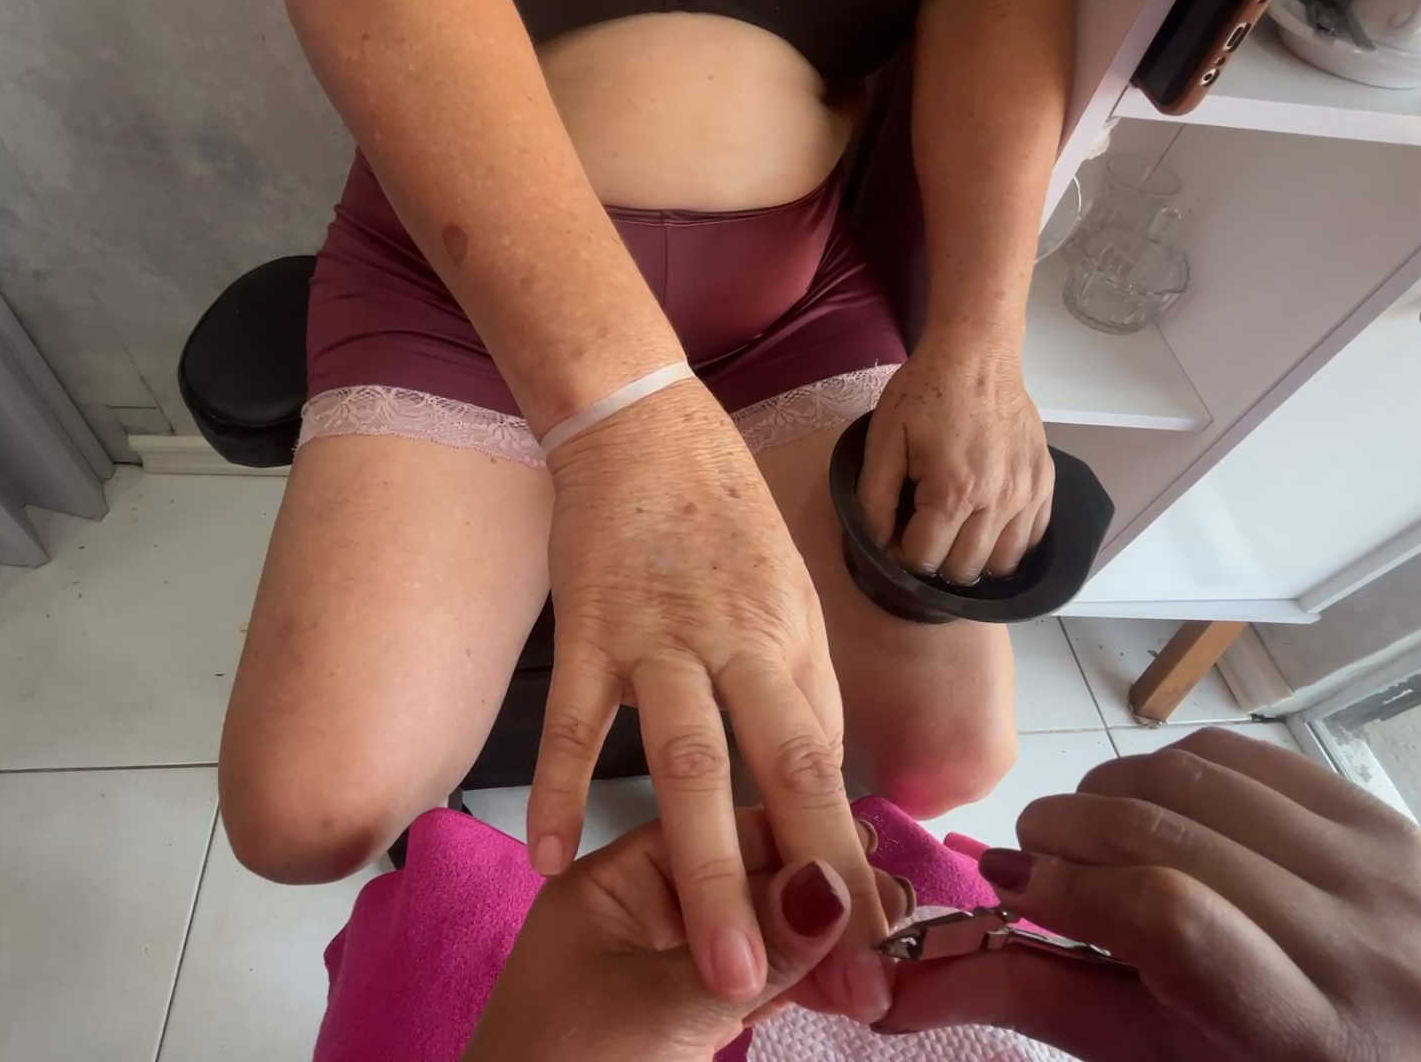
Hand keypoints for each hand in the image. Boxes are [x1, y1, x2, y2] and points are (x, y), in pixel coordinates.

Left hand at [466, 811, 908, 1060]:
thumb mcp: (660, 1010)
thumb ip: (754, 951)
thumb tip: (837, 884)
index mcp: (615, 881)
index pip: (713, 833)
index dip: (789, 841)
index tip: (863, 857)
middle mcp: (643, 909)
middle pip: (742, 883)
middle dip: (815, 899)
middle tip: (895, 915)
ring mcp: (666, 963)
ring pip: (755, 936)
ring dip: (819, 947)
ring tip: (888, 957)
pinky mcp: (686, 1013)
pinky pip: (752, 982)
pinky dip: (800, 984)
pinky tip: (851, 988)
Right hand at [528, 380, 892, 1020]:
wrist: (644, 428)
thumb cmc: (718, 510)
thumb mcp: (783, 586)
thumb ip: (796, 678)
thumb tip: (815, 765)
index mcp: (793, 636)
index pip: (829, 765)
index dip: (851, 853)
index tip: (869, 938)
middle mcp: (742, 643)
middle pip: (789, 773)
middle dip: (817, 886)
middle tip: (843, 992)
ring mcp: (663, 637)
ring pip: (692, 762)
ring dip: (709, 867)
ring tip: (726, 967)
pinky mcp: (592, 626)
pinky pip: (578, 720)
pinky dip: (563, 790)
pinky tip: (551, 860)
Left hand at [857, 337, 1052, 584]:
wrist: (977, 354)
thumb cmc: (924, 393)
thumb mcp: (882, 441)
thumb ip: (873, 498)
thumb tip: (876, 544)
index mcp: (953, 493)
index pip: (922, 560)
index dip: (898, 556)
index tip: (891, 535)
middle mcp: (998, 502)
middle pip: (963, 570)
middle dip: (933, 563)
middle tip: (918, 533)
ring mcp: (1027, 495)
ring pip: (1001, 564)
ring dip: (971, 560)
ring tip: (951, 533)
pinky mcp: (1046, 484)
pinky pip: (1030, 540)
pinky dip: (1005, 546)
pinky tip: (983, 528)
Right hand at [879, 728, 1420, 1061]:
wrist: (1390, 1043)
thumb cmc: (1236, 1059)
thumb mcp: (1128, 1045)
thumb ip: (1014, 998)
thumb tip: (888, 989)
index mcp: (1309, 1030)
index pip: (1168, 915)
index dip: (1069, 885)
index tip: (1016, 886)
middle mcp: (1371, 945)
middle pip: (1161, 832)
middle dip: (1064, 831)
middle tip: (1039, 856)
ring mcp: (1387, 869)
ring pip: (1179, 776)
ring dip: (1103, 796)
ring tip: (1095, 837)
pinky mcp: (1378, 814)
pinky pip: (1220, 750)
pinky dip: (1156, 769)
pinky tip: (1157, 814)